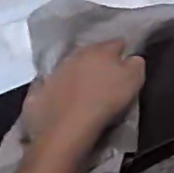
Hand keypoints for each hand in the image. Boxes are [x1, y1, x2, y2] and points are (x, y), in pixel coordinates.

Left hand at [21, 40, 145, 152]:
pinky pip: (46, 86)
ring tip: (82, 89)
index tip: (126, 62)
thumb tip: (132, 58)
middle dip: (97, 60)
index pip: (116, 43)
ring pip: (68, 68)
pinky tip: (58, 98)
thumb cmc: (106, 101)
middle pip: (90, 53)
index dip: (123, 52)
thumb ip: (136, 64)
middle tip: (105, 75)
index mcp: (99, 51)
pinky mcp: (37, 92)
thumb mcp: (135, 80)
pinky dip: (53, 90)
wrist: (67, 129)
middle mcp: (74, 56)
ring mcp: (53, 73)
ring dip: (76, 74)